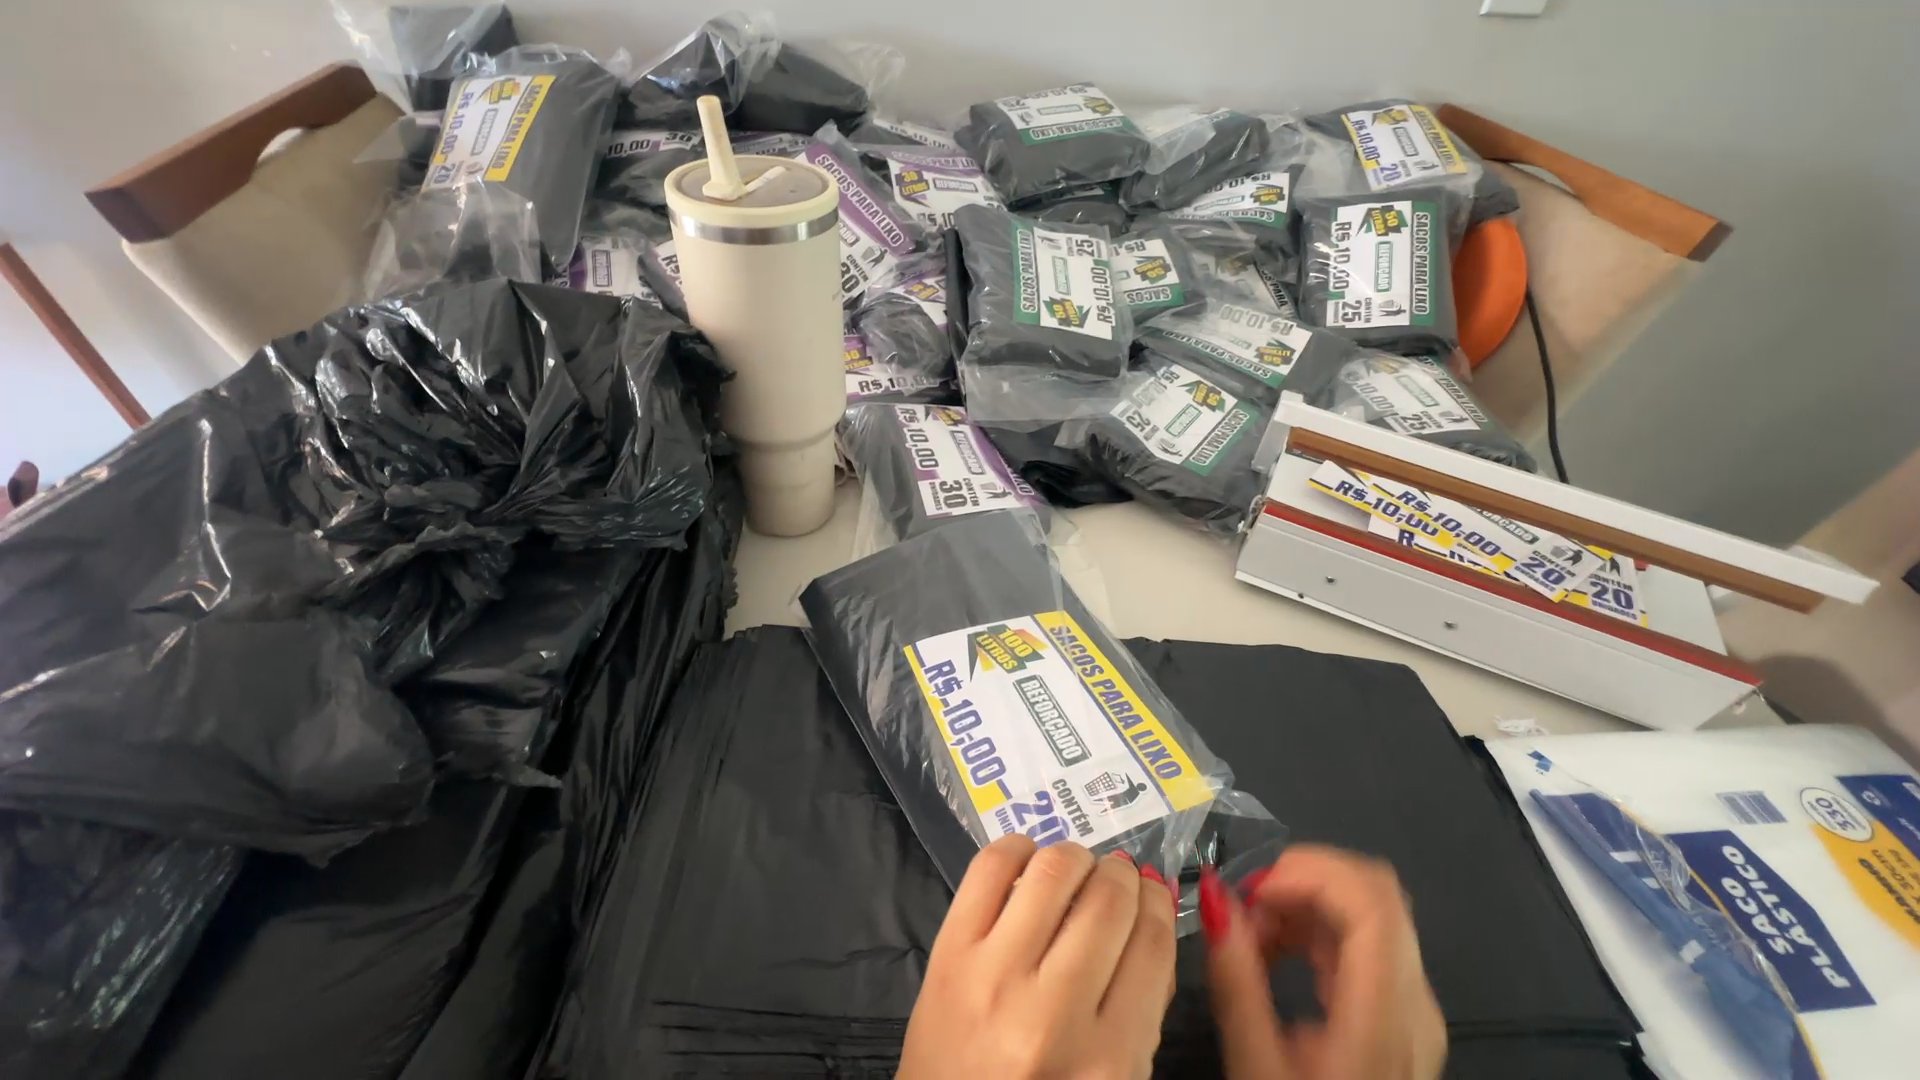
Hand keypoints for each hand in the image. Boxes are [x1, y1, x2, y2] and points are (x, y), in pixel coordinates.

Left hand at [899, 836, 1178, 1079]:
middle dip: (1122, 876)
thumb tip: (1156, 904)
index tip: (1154, 890)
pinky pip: (991, 866)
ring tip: (1077, 868)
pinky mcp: (949, 947)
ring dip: (1076, 857)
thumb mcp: (1116, 1074)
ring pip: (1054, 871)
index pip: (1151, 945)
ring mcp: (993, 972)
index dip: (1159, 903)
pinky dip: (1019, 847)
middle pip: (1108, 902)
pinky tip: (1029, 861)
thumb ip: (1145, 998)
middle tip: (1117, 877)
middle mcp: (1051, 1011)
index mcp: (1106, 1058)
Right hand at [1200, 845, 1444, 1079]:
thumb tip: (1214, 896)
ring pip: (1365, 910)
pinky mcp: (1400, 1011)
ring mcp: (1413, 1005)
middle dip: (1299, 881)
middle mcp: (1415, 999)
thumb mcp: (1256, 1064)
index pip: (1371, 897)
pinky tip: (1271, 955)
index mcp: (1386, 1014)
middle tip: (1245, 909)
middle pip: (1372, 893)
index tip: (1250, 887)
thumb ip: (1235, 976)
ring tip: (1249, 937)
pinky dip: (1311, 928)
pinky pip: (1361, 939)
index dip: (1308, 869)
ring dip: (1300, 904)